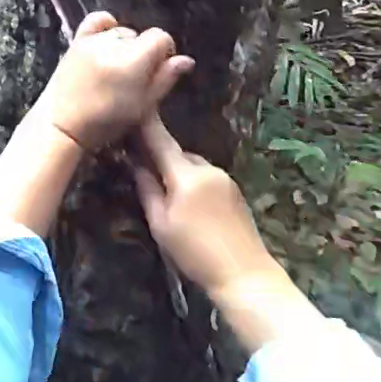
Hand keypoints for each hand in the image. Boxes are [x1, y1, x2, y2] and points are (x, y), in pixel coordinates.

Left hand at [36, 11, 194, 150]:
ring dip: (124, 45)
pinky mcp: (77, 41)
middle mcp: (113, 44)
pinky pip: (97, 21)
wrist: (62, 125)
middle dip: (144, 52)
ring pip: (120, 32)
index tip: (160, 69)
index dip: (165, 52)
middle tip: (136, 78)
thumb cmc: (106, 122)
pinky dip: (106, 26)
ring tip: (117, 69)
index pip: (161, 37)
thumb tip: (186, 60)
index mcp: (133, 61)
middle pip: (140, 36)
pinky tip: (109, 40)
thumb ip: (165, 79)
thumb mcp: (143, 105)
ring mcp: (92, 41)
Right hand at [129, 115, 285, 294]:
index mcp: (186, 175)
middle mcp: (208, 169)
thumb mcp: (161, 224)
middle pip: (178, 154)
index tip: (136, 107)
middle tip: (144, 173)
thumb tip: (137, 166)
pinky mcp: (234, 191)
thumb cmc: (195, 252)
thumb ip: (147, 191)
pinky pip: (206, 177)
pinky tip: (190, 207)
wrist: (244, 274)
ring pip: (193, 166)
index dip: (146, 125)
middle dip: (162, 159)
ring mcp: (224, 178)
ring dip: (179, 173)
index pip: (161, 141)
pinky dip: (193, 183)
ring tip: (169, 199)